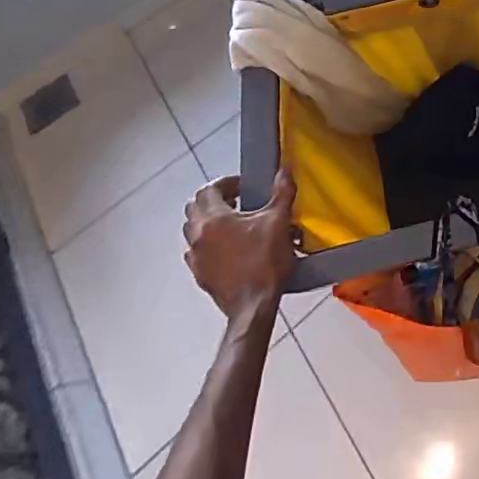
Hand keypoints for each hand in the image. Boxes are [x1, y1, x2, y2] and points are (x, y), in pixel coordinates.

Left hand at [183, 166, 297, 320]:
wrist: (254, 306)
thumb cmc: (265, 263)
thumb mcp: (279, 221)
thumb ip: (282, 192)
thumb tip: (284, 172)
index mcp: (213, 219)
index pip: (208, 189)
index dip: (227, 182)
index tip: (244, 185)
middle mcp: (198, 236)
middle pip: (195, 207)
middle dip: (215, 199)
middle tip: (239, 200)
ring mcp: (196, 257)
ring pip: (193, 229)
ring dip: (210, 220)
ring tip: (236, 222)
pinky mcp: (200, 275)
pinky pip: (198, 251)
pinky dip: (210, 242)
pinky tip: (231, 247)